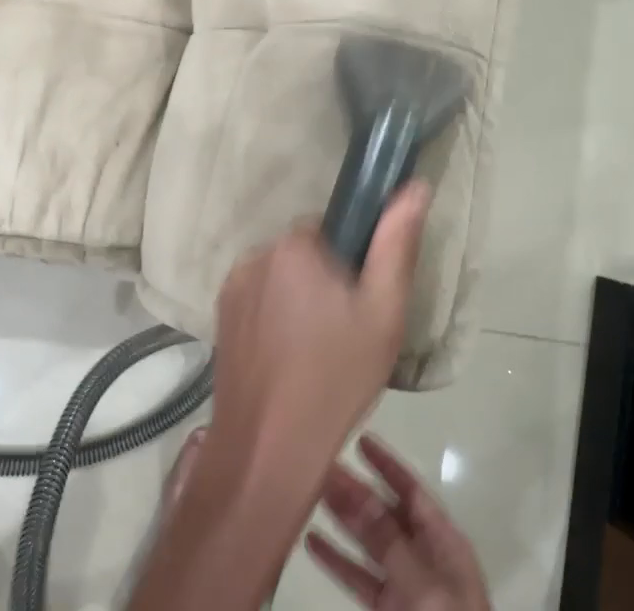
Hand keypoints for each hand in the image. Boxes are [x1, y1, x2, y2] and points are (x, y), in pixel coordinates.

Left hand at [127, 186, 431, 610]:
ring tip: (317, 351)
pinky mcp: (219, 320)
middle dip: (325, 281)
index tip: (363, 299)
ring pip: (279, 279)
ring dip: (298, 300)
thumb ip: (397, 244)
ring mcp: (230, 289)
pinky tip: (289, 360)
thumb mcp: (383, 312)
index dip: (353, 260)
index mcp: (292, 246)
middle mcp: (253, 256)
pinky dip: (275, 320)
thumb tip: (415, 187)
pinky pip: (257, 303)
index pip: (330, 228)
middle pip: (302, 253)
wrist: (269, 447)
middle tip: (346, 331)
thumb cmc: (335, 378)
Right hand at [308, 434, 490, 610]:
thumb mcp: (422, 584)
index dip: (388, 466)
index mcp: (445, 543)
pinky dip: (336, 561)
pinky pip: (359, 579)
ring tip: (309, 495)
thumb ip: (386, 540)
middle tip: (319, 465)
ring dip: (340, 522)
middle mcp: (424, 558)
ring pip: (368, 545)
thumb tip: (355, 491)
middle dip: (355, 490)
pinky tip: (310, 543)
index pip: (413, 492)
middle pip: (385, 515)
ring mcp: (406, 587)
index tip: (359, 440)